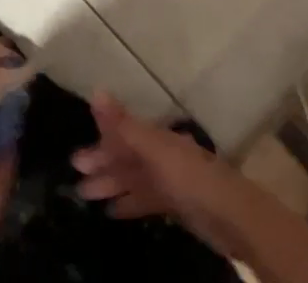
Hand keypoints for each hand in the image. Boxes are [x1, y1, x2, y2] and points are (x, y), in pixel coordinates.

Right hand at [70, 92, 248, 256]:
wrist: (232, 216)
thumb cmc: (191, 178)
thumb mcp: (154, 150)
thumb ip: (124, 124)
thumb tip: (96, 90)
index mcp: (159, 139)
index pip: (124, 135)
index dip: (101, 143)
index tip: (75, 157)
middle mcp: (164, 155)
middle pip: (128, 157)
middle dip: (103, 165)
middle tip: (76, 179)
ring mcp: (172, 181)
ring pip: (135, 179)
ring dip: (112, 184)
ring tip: (86, 196)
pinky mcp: (178, 205)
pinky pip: (147, 198)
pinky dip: (130, 203)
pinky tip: (114, 213)